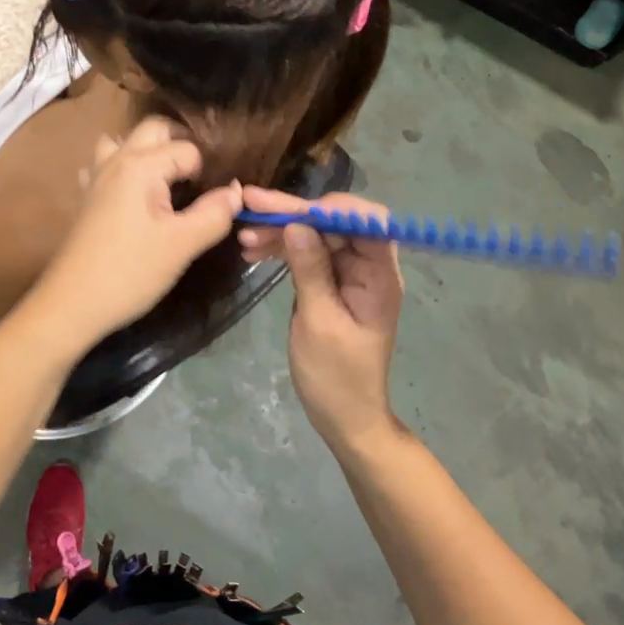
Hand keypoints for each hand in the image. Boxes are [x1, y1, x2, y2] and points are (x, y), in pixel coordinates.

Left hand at [24, 117, 241, 347]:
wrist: (72, 303)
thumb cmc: (131, 271)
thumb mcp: (182, 245)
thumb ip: (214, 213)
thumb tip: (236, 192)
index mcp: (142, 165)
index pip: (188, 149)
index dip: (208, 170)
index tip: (218, 197)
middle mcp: (116, 160)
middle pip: (152, 129)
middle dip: (180, 143)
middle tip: (201, 177)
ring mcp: (96, 177)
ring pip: (122, 141)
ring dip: (146, 150)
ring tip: (167, 178)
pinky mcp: (86, 197)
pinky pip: (103, 165)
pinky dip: (121, 168)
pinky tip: (132, 193)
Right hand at [241, 187, 404, 450]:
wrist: (345, 418)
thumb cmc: (337, 377)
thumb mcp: (319, 323)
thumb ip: (311, 270)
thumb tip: (297, 225)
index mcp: (379, 276)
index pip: (367, 222)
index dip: (331, 208)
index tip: (291, 210)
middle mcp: (369, 268)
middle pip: (335, 223)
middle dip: (294, 213)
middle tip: (251, 206)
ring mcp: (349, 274)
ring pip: (317, 235)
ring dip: (282, 230)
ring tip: (243, 234)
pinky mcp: (331, 283)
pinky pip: (308, 254)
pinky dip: (282, 249)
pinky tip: (252, 249)